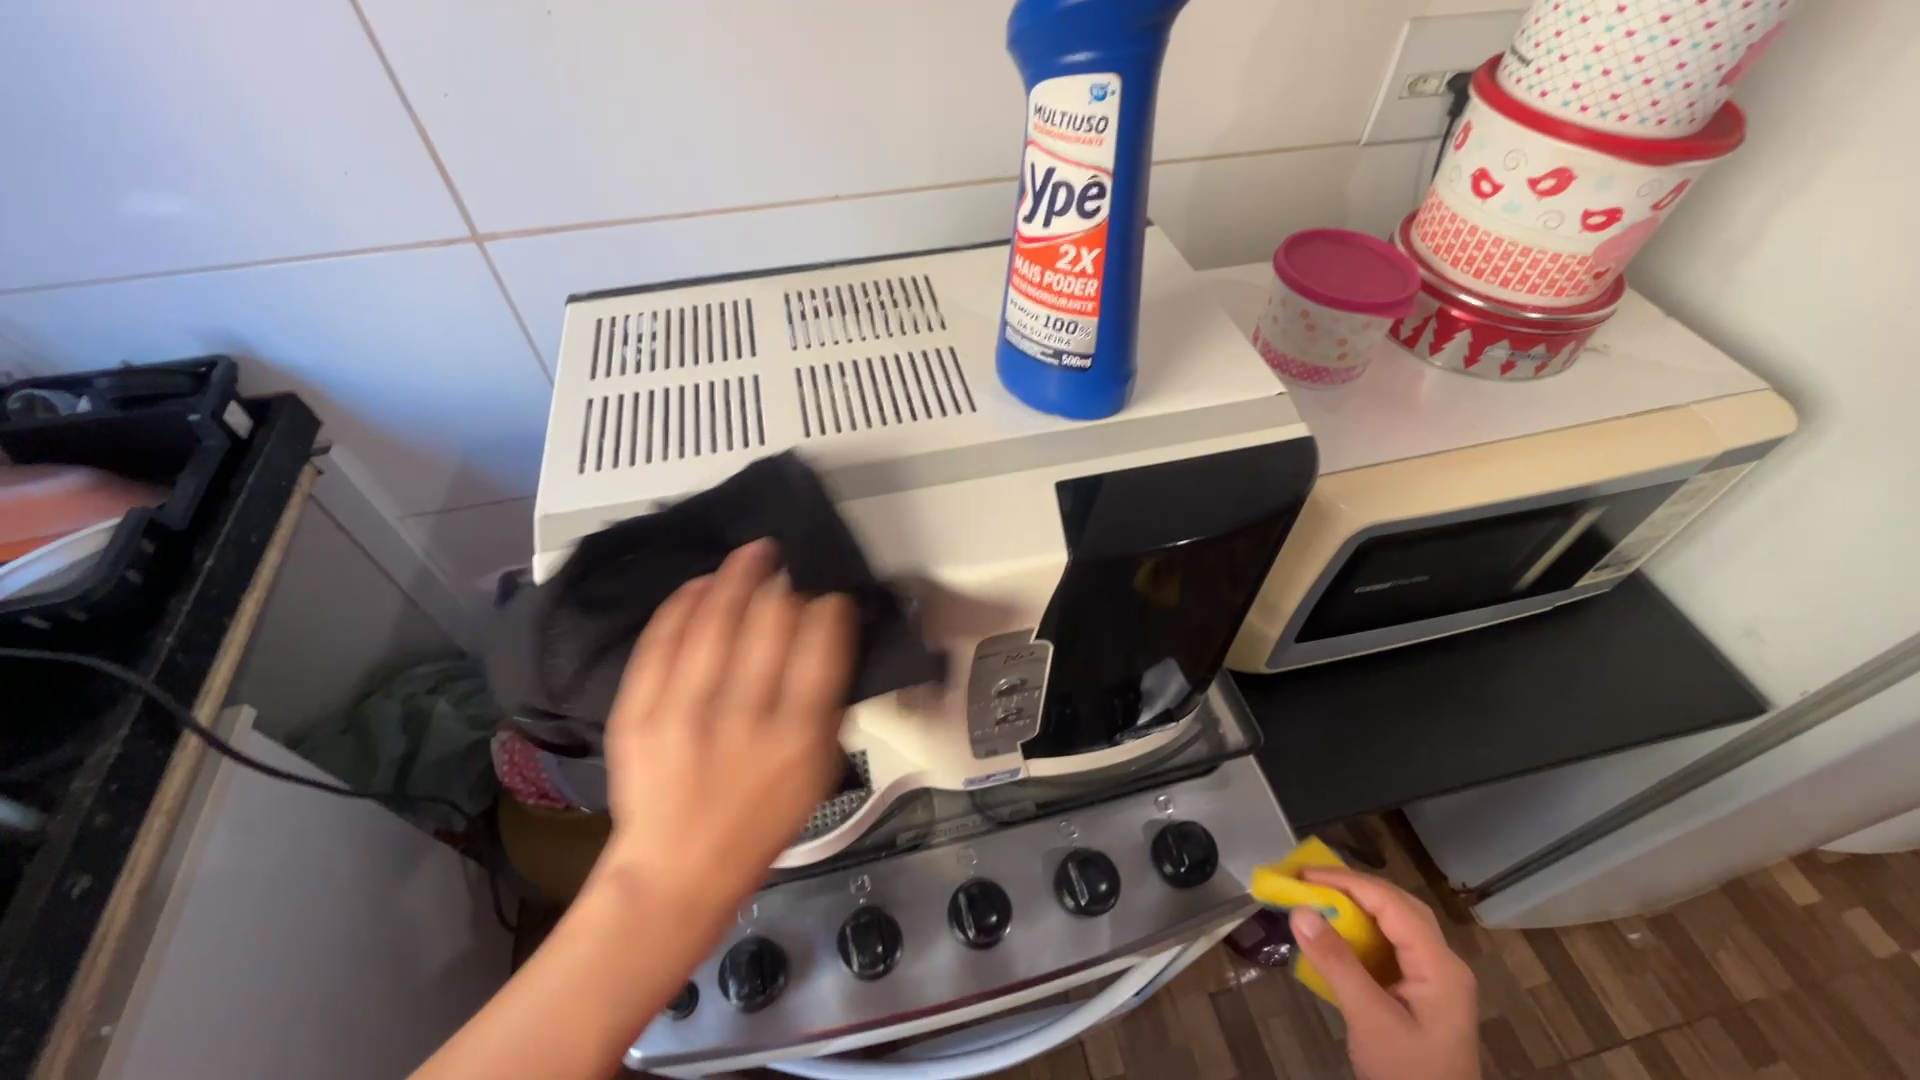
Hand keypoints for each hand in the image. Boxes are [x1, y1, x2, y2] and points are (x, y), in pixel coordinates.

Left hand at [599, 538, 856, 917]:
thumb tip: (826, 643)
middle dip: (783, 583)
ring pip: (714, 620)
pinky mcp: (637, 712)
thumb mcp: (817, 776)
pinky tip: (703, 583)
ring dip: (737, 577)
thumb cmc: (759, 825)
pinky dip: (684, 603)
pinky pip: (662, 640)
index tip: (827, 595)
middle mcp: (742, 718)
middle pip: (768, 623)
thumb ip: (826, 710)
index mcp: (796, 737)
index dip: (827, 608)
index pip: (820, 646)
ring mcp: (682, 712)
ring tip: (750, 554)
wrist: (677, 869)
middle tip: (787, 564)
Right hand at [1289, 867, 1479, 1079]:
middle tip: (1307, 881)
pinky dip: (1362, 932)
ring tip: (1317, 897)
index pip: (1393, 904)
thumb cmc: (1407, 1076)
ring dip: (1358, 907)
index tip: (1303, 875)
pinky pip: (1392, 947)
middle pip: (1399, 907)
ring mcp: (1436, 981)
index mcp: (1440, 966)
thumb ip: (1336, 962)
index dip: (1348, 883)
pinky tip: (1337, 935)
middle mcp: (1444, 964)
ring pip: (1397, 925)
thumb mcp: (1369, 1020)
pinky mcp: (1422, 995)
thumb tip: (1299, 910)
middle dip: (1353, 888)